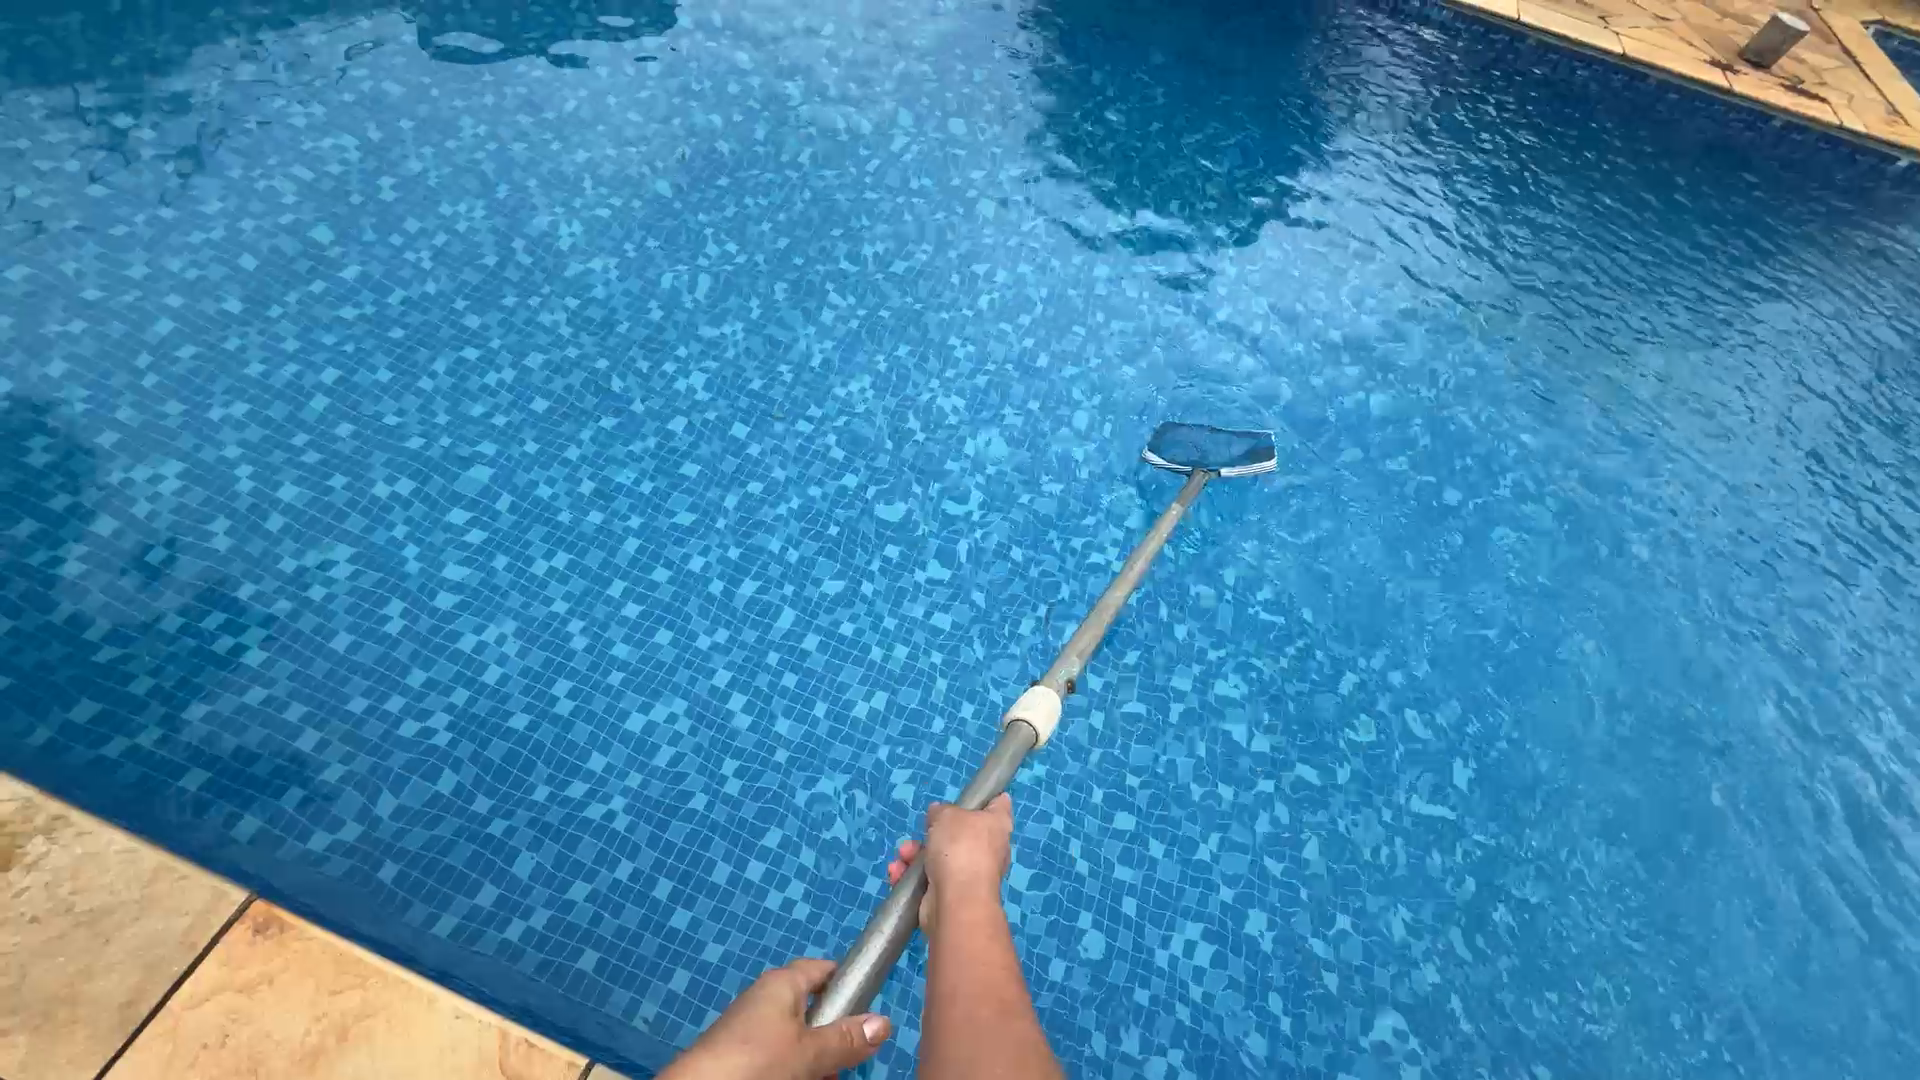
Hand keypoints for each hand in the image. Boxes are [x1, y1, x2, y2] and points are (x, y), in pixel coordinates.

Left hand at [657, 958, 891, 1079]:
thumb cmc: (756, 1064)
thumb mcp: (809, 1053)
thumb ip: (846, 1040)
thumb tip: (884, 1021)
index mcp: (783, 984)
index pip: (823, 970)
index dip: (847, 983)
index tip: (868, 1008)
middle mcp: (765, 999)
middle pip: (812, 1009)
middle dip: (832, 1035)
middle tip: (850, 1060)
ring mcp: (749, 1030)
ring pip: (795, 1039)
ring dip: (814, 1059)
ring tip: (829, 1077)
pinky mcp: (738, 1059)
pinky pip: (776, 1058)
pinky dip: (792, 1070)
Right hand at [886, 793, 1013, 934]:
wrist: (956, 901)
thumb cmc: (960, 847)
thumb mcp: (947, 814)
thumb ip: (941, 811)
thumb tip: (940, 815)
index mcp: (997, 825)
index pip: (999, 804)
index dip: (986, 797)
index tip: (970, 796)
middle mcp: (988, 850)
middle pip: (961, 832)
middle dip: (933, 831)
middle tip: (924, 830)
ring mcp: (970, 874)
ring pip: (939, 856)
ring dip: (915, 855)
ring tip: (904, 855)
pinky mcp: (951, 895)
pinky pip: (928, 879)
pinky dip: (911, 876)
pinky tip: (898, 872)